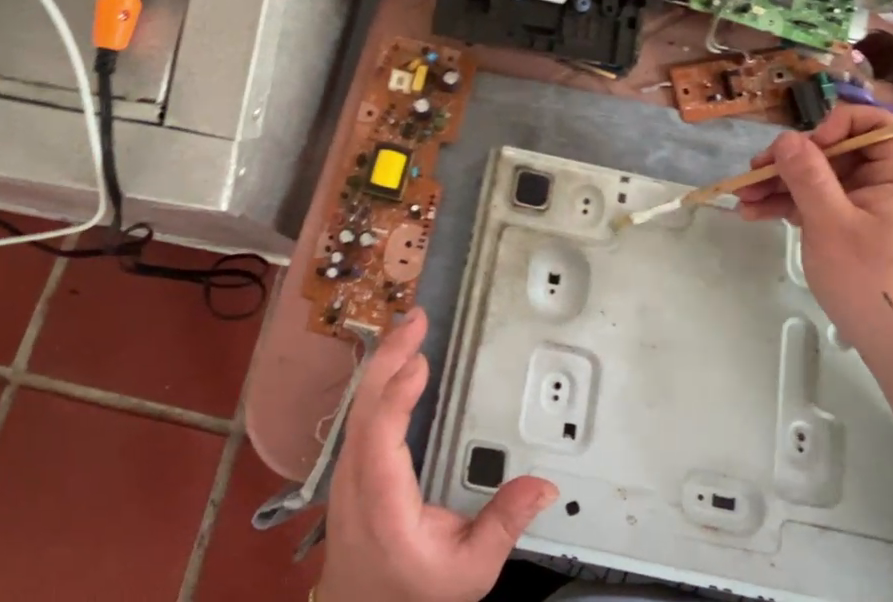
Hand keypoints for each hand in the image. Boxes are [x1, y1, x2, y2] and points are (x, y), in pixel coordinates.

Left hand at [319, 311, 558, 601]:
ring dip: (383, 361)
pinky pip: (361, 412)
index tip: (418, 359)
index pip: (381, 435)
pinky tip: (394, 361)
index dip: (397, 393)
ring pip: (359, 404)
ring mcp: (348, 469)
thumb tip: (544, 486)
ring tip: (408, 327)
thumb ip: (503, 526)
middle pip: (365, 405)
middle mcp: (356, 477)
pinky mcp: (351, 465)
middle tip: (417, 318)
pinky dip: (378, 379)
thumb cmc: (413, 592)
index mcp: (382, 501)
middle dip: (389, 355)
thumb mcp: (469, 571)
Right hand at [737, 106, 892, 334]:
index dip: (837, 125)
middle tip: (754, 173)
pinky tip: (754, 213)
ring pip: (818, 178)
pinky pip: (815, 203)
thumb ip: (808, 177)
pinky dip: (786, 205)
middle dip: (791, 160)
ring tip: (743, 197)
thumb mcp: (832, 224)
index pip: (873, 124)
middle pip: (835, 152)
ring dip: (780, 184)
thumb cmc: (872, 280)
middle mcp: (882, 184)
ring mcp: (864, 207)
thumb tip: (786, 139)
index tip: (806, 148)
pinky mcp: (848, 228)